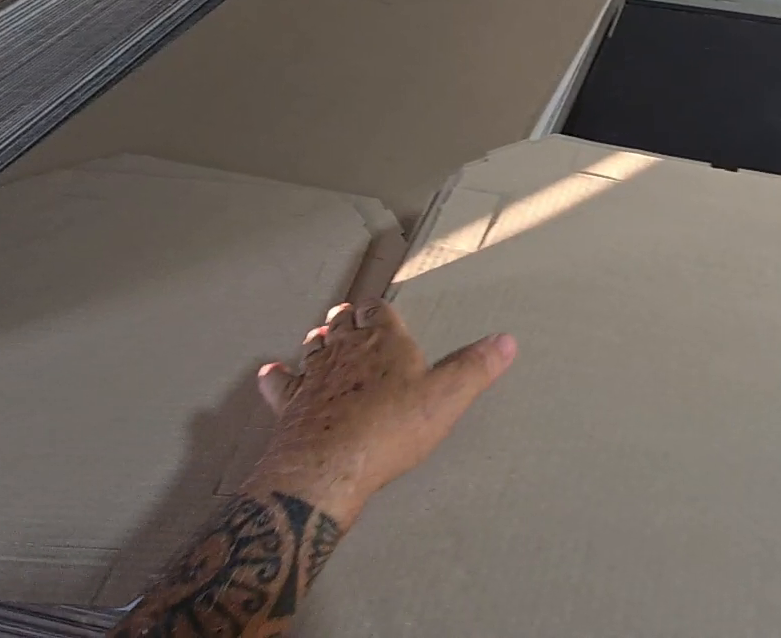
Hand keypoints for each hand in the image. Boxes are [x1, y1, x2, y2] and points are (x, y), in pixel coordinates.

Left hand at [244, 298, 516, 526]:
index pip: (377, 309)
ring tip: (322, 336)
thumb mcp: (447, 398)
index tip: (380, 309)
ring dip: (318, 340)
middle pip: (342, 322)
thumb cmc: (391, 429)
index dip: (378, 309)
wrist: (327, 470)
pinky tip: (272, 372)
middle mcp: (345, 350)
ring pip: (313, 346)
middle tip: (349, 317)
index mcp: (384, 340)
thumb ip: (476, 367)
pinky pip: (280, 383)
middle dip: (346, 319)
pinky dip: (277, 376)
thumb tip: (507, 340)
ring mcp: (313, 377)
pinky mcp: (289, 407)